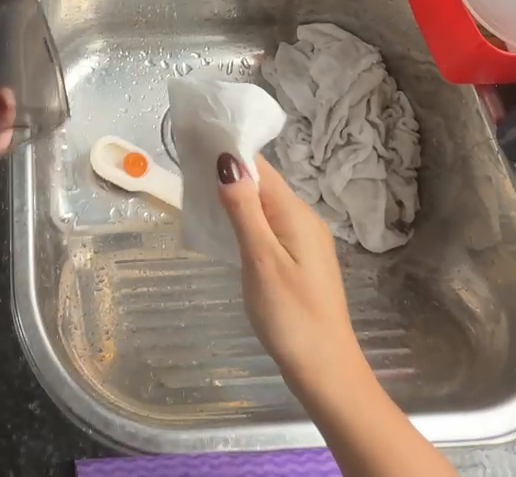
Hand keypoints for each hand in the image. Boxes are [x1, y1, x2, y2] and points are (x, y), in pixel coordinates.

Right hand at [216, 153, 366, 383]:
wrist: (327, 372)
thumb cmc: (291, 315)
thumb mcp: (260, 260)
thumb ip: (243, 210)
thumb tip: (226, 160)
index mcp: (295, 213)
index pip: (259, 167)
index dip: (229, 152)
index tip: (195, 142)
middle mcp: (304, 219)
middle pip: (262, 184)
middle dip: (228, 173)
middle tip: (188, 168)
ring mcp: (305, 241)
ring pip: (265, 206)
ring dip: (236, 198)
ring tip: (199, 195)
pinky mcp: (301, 261)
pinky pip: (270, 226)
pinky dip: (247, 220)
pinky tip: (228, 231)